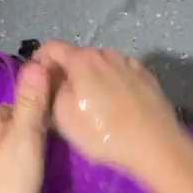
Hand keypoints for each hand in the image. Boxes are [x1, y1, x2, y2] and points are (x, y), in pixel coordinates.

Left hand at [0, 60, 53, 192]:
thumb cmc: (8, 183)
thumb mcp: (27, 137)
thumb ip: (32, 101)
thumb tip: (36, 62)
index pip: (20, 106)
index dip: (39, 122)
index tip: (50, 141)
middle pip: (11, 125)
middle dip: (28, 139)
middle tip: (43, 162)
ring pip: (3, 146)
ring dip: (18, 156)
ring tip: (32, 177)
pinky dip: (7, 172)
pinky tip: (16, 187)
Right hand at [33, 41, 192, 187]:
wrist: (155, 145)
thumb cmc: (103, 133)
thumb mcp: (63, 116)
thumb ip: (50, 90)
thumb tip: (49, 78)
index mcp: (82, 60)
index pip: (51, 47)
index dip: (39, 62)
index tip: (38, 82)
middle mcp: (106, 53)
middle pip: (77, 56)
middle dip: (66, 72)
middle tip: (62, 98)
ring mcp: (129, 63)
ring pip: (100, 65)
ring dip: (91, 77)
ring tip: (92, 103)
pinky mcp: (147, 76)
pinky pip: (120, 74)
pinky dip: (112, 83)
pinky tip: (116, 104)